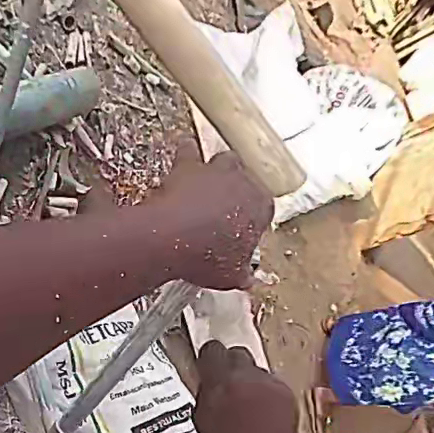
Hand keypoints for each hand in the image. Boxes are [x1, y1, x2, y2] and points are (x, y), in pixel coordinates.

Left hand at [145, 151, 271, 289]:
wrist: (171, 240)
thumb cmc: (205, 258)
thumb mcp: (230, 276)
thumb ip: (242, 274)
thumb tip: (249, 282)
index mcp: (261, 206)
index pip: (262, 210)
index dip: (249, 221)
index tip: (236, 233)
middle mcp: (244, 182)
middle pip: (245, 182)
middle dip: (235, 193)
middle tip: (220, 210)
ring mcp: (216, 171)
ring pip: (225, 160)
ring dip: (217, 171)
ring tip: (206, 185)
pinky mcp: (188, 167)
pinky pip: (189, 150)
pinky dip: (186, 152)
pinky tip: (182, 154)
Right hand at [193, 341, 299, 432]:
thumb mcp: (203, 417)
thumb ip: (205, 391)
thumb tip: (208, 378)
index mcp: (219, 382)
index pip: (212, 350)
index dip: (210, 357)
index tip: (209, 363)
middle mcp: (245, 377)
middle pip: (237, 354)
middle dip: (231, 365)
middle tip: (228, 383)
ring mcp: (268, 383)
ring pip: (256, 369)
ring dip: (250, 380)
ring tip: (246, 404)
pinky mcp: (286, 392)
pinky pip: (272, 383)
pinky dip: (266, 392)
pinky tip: (262, 411)